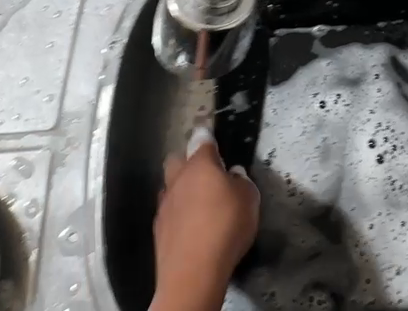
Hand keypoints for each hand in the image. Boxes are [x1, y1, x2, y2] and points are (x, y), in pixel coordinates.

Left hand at [153, 137, 258, 310]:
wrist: (193, 272)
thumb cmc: (226, 228)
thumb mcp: (249, 199)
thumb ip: (241, 182)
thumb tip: (233, 175)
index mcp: (201, 165)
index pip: (202, 139)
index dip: (207, 135)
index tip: (211, 135)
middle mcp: (178, 179)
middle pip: (177, 159)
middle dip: (188, 160)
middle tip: (205, 172)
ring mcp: (165, 204)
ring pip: (170, 185)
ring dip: (181, 188)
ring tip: (198, 202)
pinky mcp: (158, 228)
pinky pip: (168, 210)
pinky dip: (177, 213)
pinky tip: (190, 225)